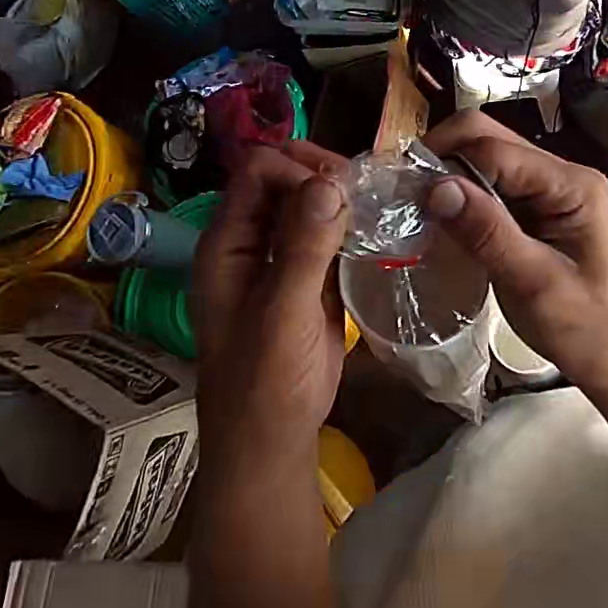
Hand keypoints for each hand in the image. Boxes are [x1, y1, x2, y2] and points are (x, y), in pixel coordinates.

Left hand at [192, 142, 351, 443]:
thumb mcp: (283, 314)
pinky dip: (352, 230)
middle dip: (323, 178)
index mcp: (227, 242)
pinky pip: (329, 238)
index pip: (257, 172)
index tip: (340, 188)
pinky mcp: (308, 279)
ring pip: (310, 208)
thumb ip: (305, 248)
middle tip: (367, 191)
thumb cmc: (265, 381)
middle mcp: (251, 242)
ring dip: (342, 202)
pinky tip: (379, 231)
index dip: (296, 169)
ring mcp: (280, 260)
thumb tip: (330, 183)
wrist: (272, 439)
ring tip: (380, 205)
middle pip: (284, 182)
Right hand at [421, 112, 607, 382]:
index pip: (498, 151)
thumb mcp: (532, 283)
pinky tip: (439, 214)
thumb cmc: (579, 326)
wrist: (605, 356)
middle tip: (408, 192)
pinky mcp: (530, 204)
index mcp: (573, 185)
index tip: (410, 192)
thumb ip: (488, 232)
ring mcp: (546, 186)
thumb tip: (437, 188)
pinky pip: (485, 179)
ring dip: (447, 172)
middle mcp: (561, 174)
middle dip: (443, 156)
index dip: (450, 163)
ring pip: (482, 154)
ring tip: (418, 203)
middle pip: (489, 138)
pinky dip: (457, 191)